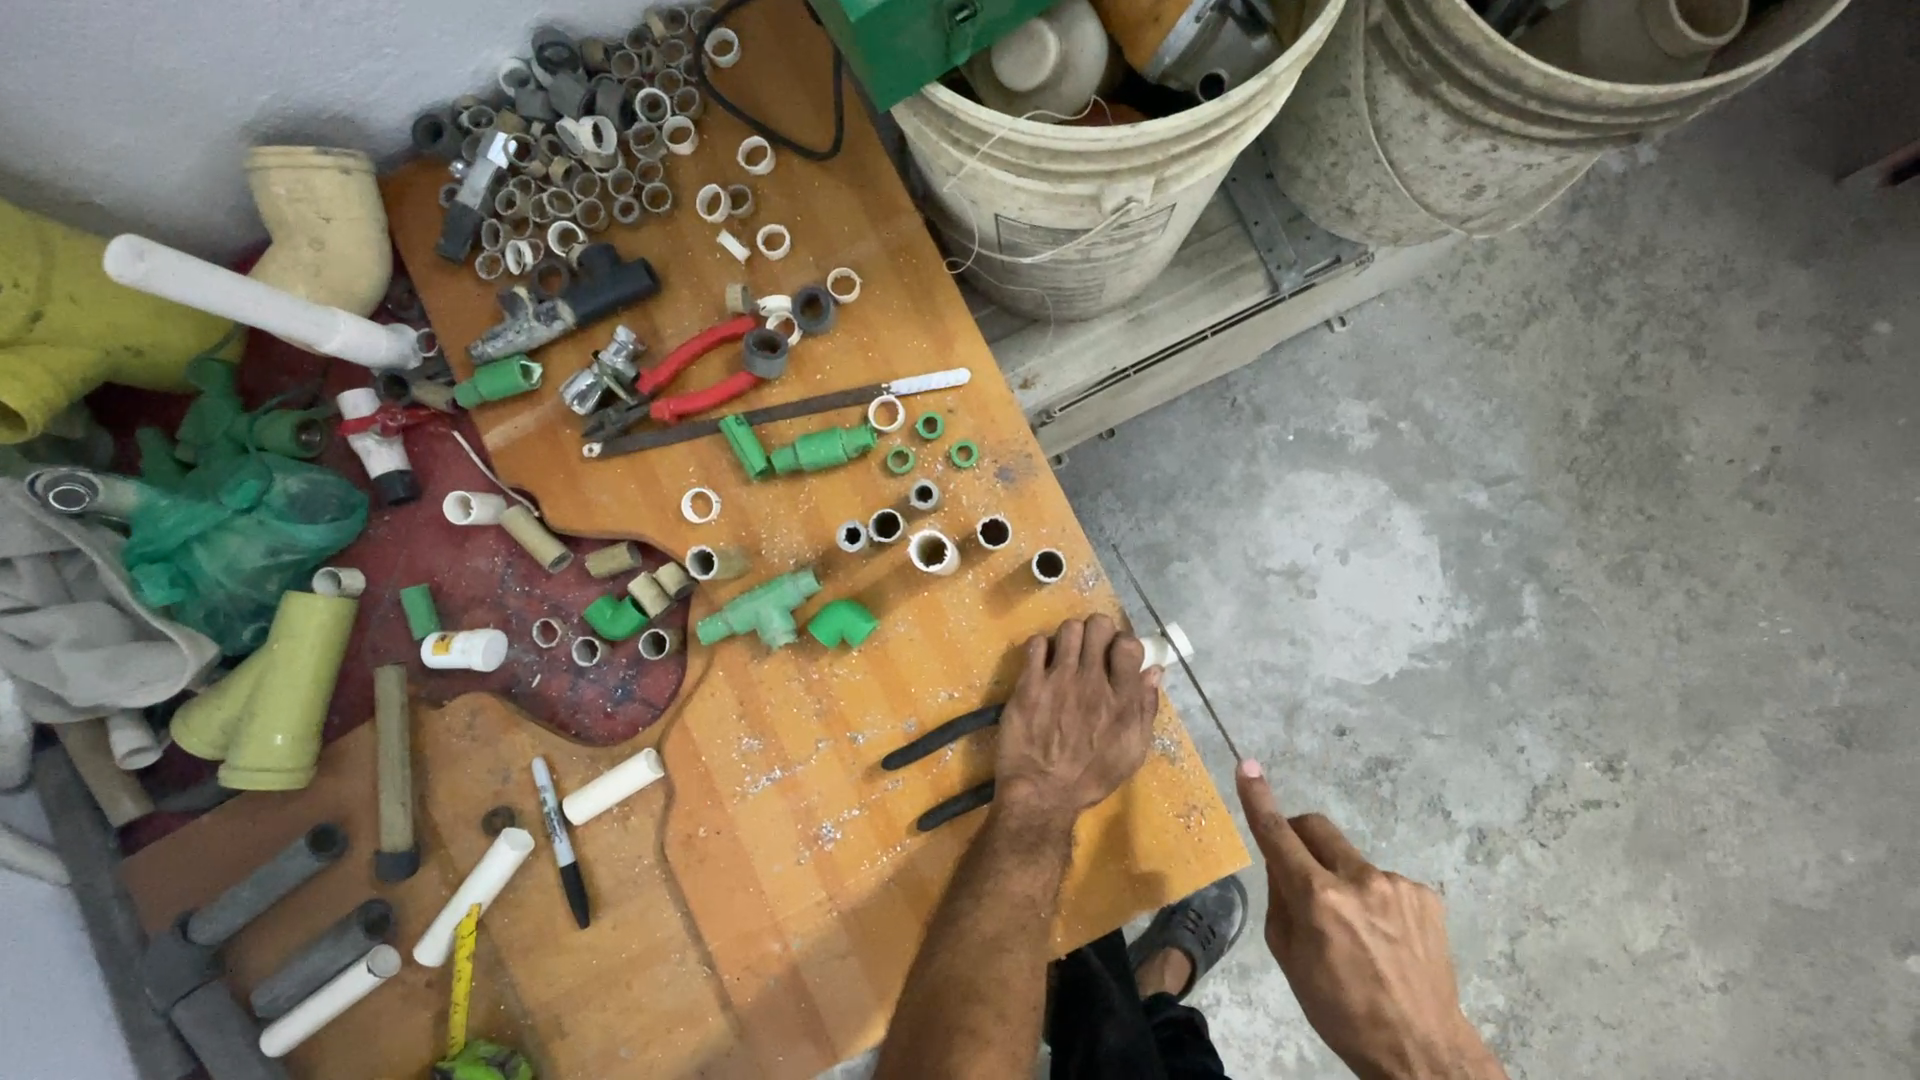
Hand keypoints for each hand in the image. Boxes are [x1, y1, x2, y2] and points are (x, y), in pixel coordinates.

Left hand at [993, 615, 1160, 829]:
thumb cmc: (1091, 778)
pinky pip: (1036, 644)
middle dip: (1097, 631)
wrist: (1042, 794)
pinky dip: (1041, 647)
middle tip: (1090, 648)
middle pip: (1098, 626)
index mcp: (1122, 699)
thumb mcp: (1133, 752)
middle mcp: (1092, 682)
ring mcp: (1058, 680)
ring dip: (1070, 636)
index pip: (1128, 644)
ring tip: (1066, 653)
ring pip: (1068, 628)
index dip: (1122, 642)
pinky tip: (1042, 663)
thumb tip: (1154, 671)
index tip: (1115, 654)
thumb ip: (1146, 709)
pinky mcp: (1029, 685)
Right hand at [1236, 761, 1506, 1079]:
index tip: (1247, 767)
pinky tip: (1387, 939)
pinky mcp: (1426, 896)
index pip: (1278, 835)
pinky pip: (1384, 883)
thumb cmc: (1341, 1010)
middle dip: (1300, 837)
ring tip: (1358, 933)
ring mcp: (1398, 885)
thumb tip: (1282, 865)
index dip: (1258, 798)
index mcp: (1319, 898)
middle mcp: (1359, 880)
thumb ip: (1280, 901)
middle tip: (1298, 868)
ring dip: (1342, 881)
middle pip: (1317, 827)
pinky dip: (1375, 900)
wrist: (1423, 1051)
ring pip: (1351, 861)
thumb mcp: (1290, 959)